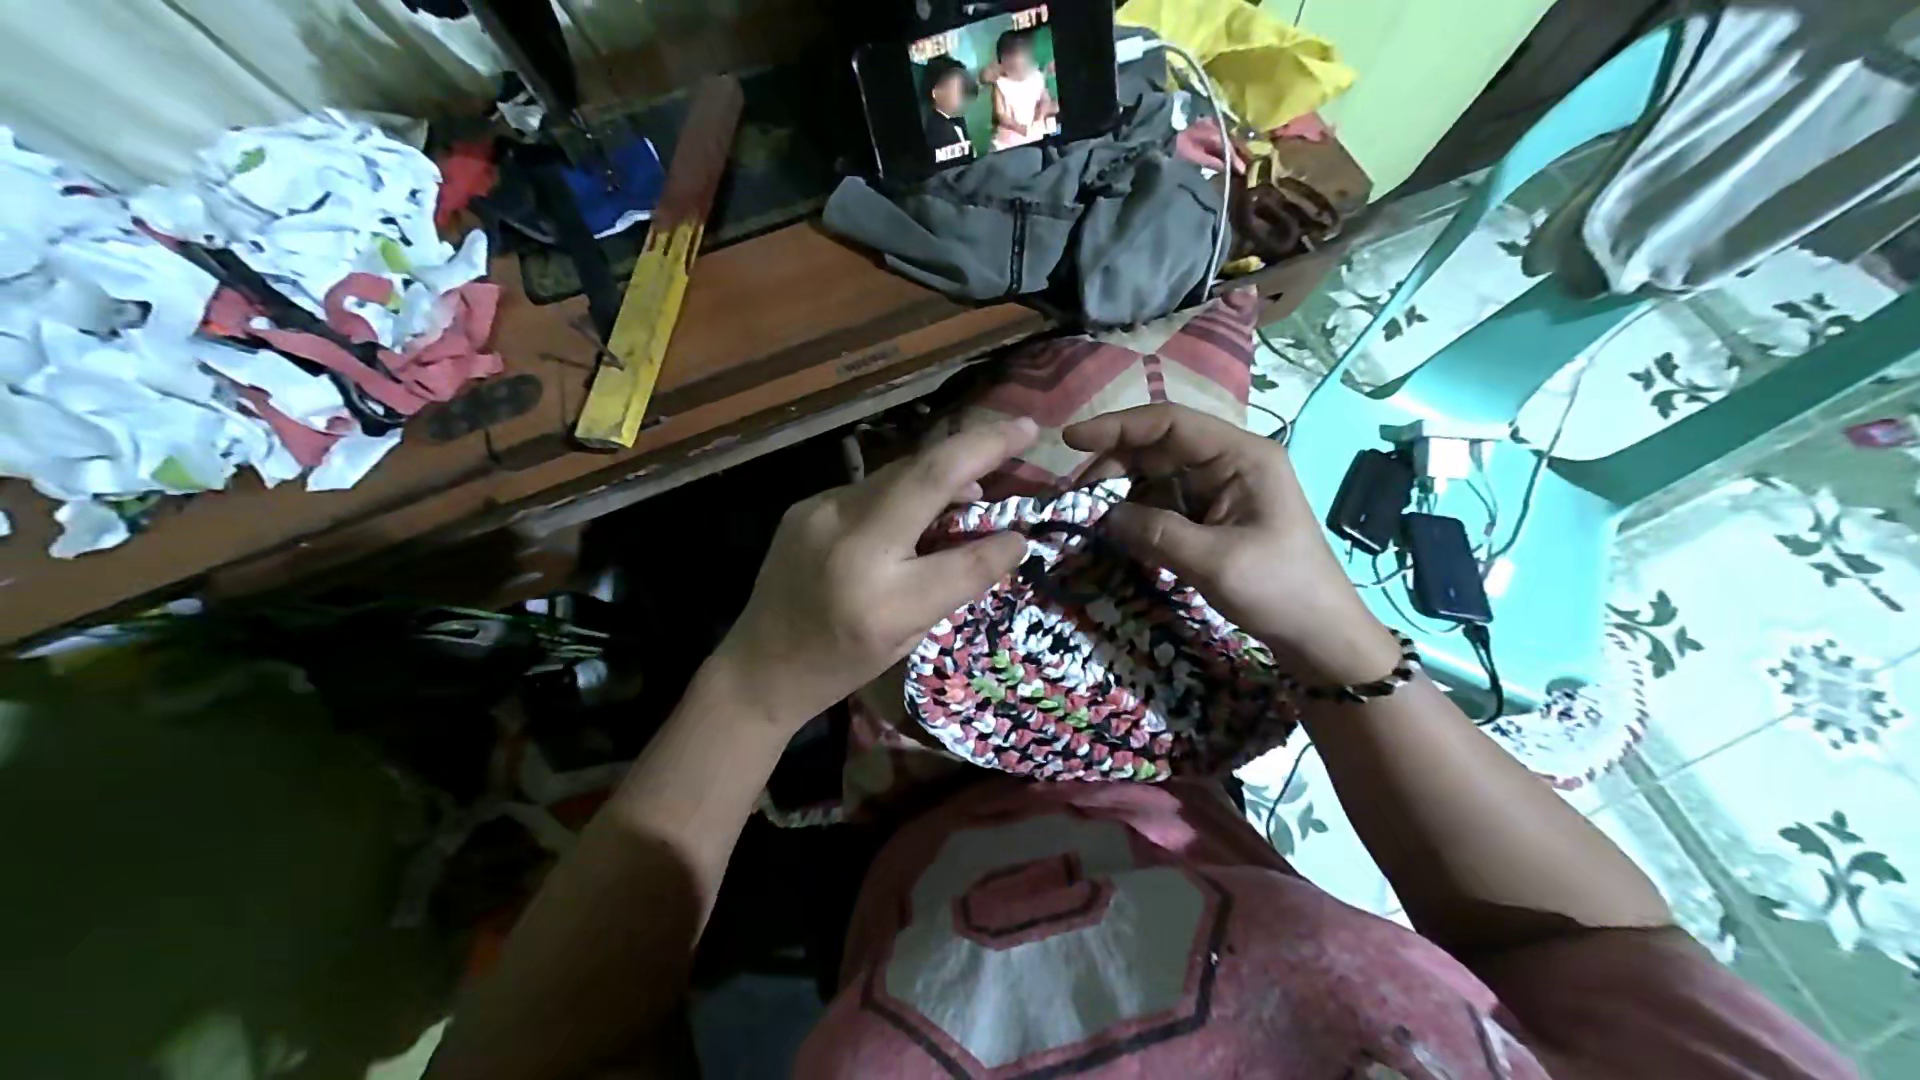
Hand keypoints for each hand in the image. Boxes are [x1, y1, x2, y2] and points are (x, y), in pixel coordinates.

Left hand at [711, 418, 1038, 729]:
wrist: (758, 665)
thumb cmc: (840, 664)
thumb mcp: (907, 638)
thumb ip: (955, 583)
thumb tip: (1007, 539)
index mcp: (882, 602)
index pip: (962, 561)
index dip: (1002, 543)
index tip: (1027, 527)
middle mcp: (850, 546)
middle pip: (928, 476)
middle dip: (982, 443)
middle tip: (1025, 427)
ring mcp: (822, 514)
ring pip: (901, 472)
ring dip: (945, 467)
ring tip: (979, 477)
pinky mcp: (807, 504)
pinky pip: (873, 486)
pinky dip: (907, 487)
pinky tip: (919, 503)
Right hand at [1063, 403, 1400, 684]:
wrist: (1319, 635)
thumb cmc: (1279, 590)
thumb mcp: (1214, 561)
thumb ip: (1154, 532)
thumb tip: (1103, 516)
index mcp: (1240, 456)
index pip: (1169, 423)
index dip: (1117, 427)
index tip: (1071, 440)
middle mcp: (1228, 463)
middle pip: (1158, 447)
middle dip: (1113, 463)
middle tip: (1074, 493)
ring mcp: (1219, 490)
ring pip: (1156, 476)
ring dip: (1121, 492)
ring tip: (1090, 515)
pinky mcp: (1212, 516)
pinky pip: (1164, 504)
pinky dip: (1137, 514)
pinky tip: (1118, 533)